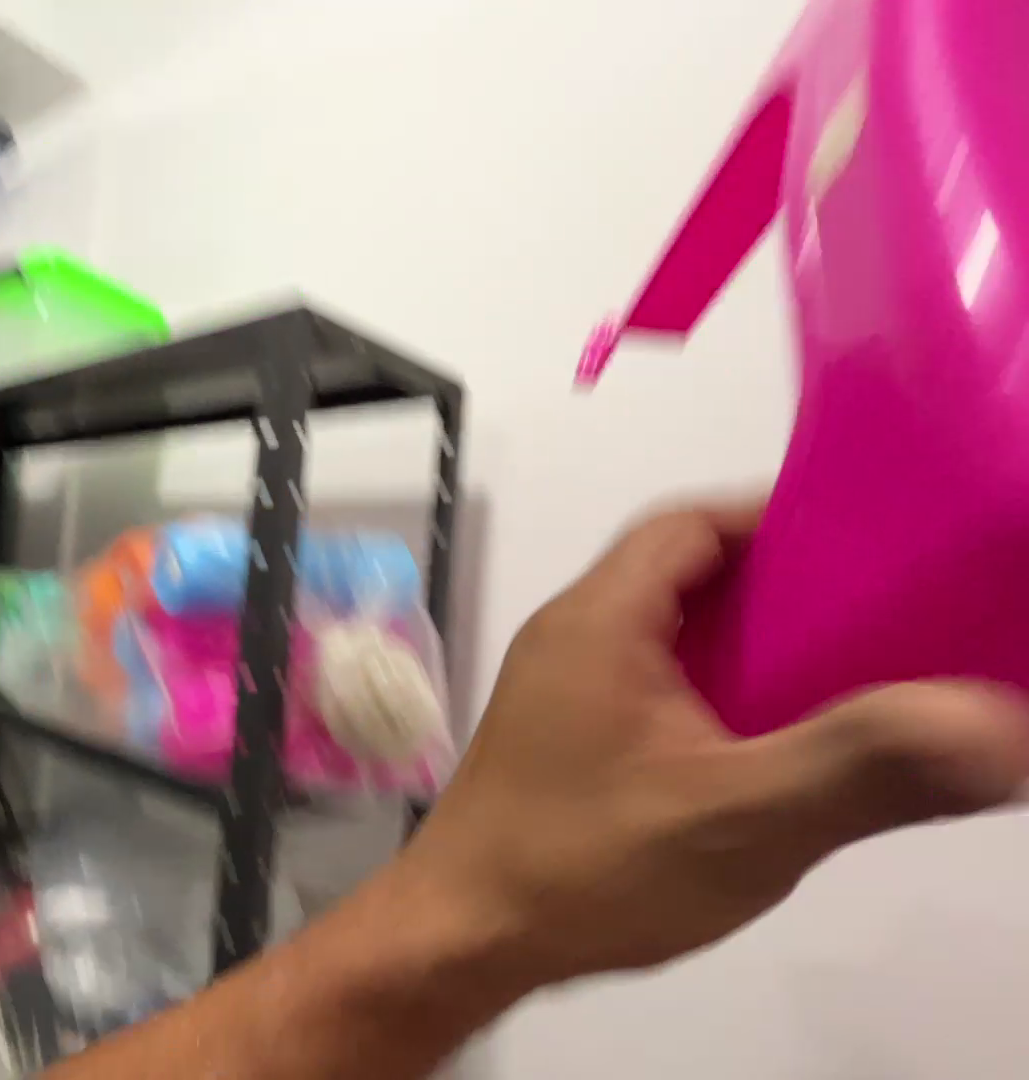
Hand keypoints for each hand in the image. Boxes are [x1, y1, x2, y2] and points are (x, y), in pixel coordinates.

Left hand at [402, 501, 1028, 985]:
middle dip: (791, 585)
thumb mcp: (736, 818)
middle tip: (904, 619)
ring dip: (765, 646)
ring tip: (875, 681)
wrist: (470, 922)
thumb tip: (1001, 716)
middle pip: (686, 575)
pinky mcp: (571, 730)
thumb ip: (866, 764)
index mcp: (594, 622)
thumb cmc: (583, 861)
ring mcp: (566, 685)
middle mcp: (572, 637)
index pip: (684, 527)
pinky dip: (729, 692)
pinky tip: (792, 744)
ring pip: (676, 634)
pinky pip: (661, 682)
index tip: (884, 539)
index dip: (777, 516)